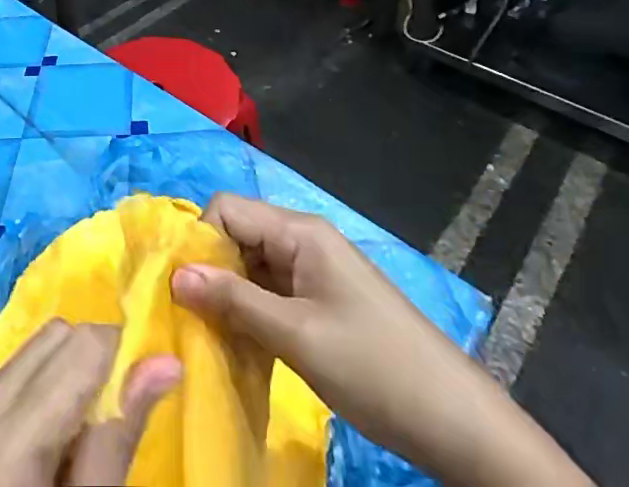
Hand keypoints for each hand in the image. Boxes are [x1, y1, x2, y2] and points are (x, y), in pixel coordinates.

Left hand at [0, 319, 181, 486]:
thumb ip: (115, 443)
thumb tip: (165, 362)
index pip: (79, 346)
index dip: (120, 359)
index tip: (138, 395)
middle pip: (51, 338)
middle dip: (90, 364)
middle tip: (105, 427)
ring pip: (23, 356)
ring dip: (58, 382)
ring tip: (66, 447)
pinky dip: (26, 401)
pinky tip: (29, 455)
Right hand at [169, 194, 590, 486]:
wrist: (454, 419)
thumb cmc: (374, 367)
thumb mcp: (296, 336)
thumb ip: (233, 301)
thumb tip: (174, 273)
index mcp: (300, 232)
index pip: (228, 209)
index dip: (200, 241)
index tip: (181, 287)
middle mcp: (304, 241)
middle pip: (237, 236)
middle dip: (210, 271)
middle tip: (190, 319)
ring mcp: (314, 272)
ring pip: (251, 268)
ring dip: (229, 298)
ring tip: (210, 338)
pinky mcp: (321, 300)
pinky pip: (271, 293)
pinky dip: (251, 314)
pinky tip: (241, 347)